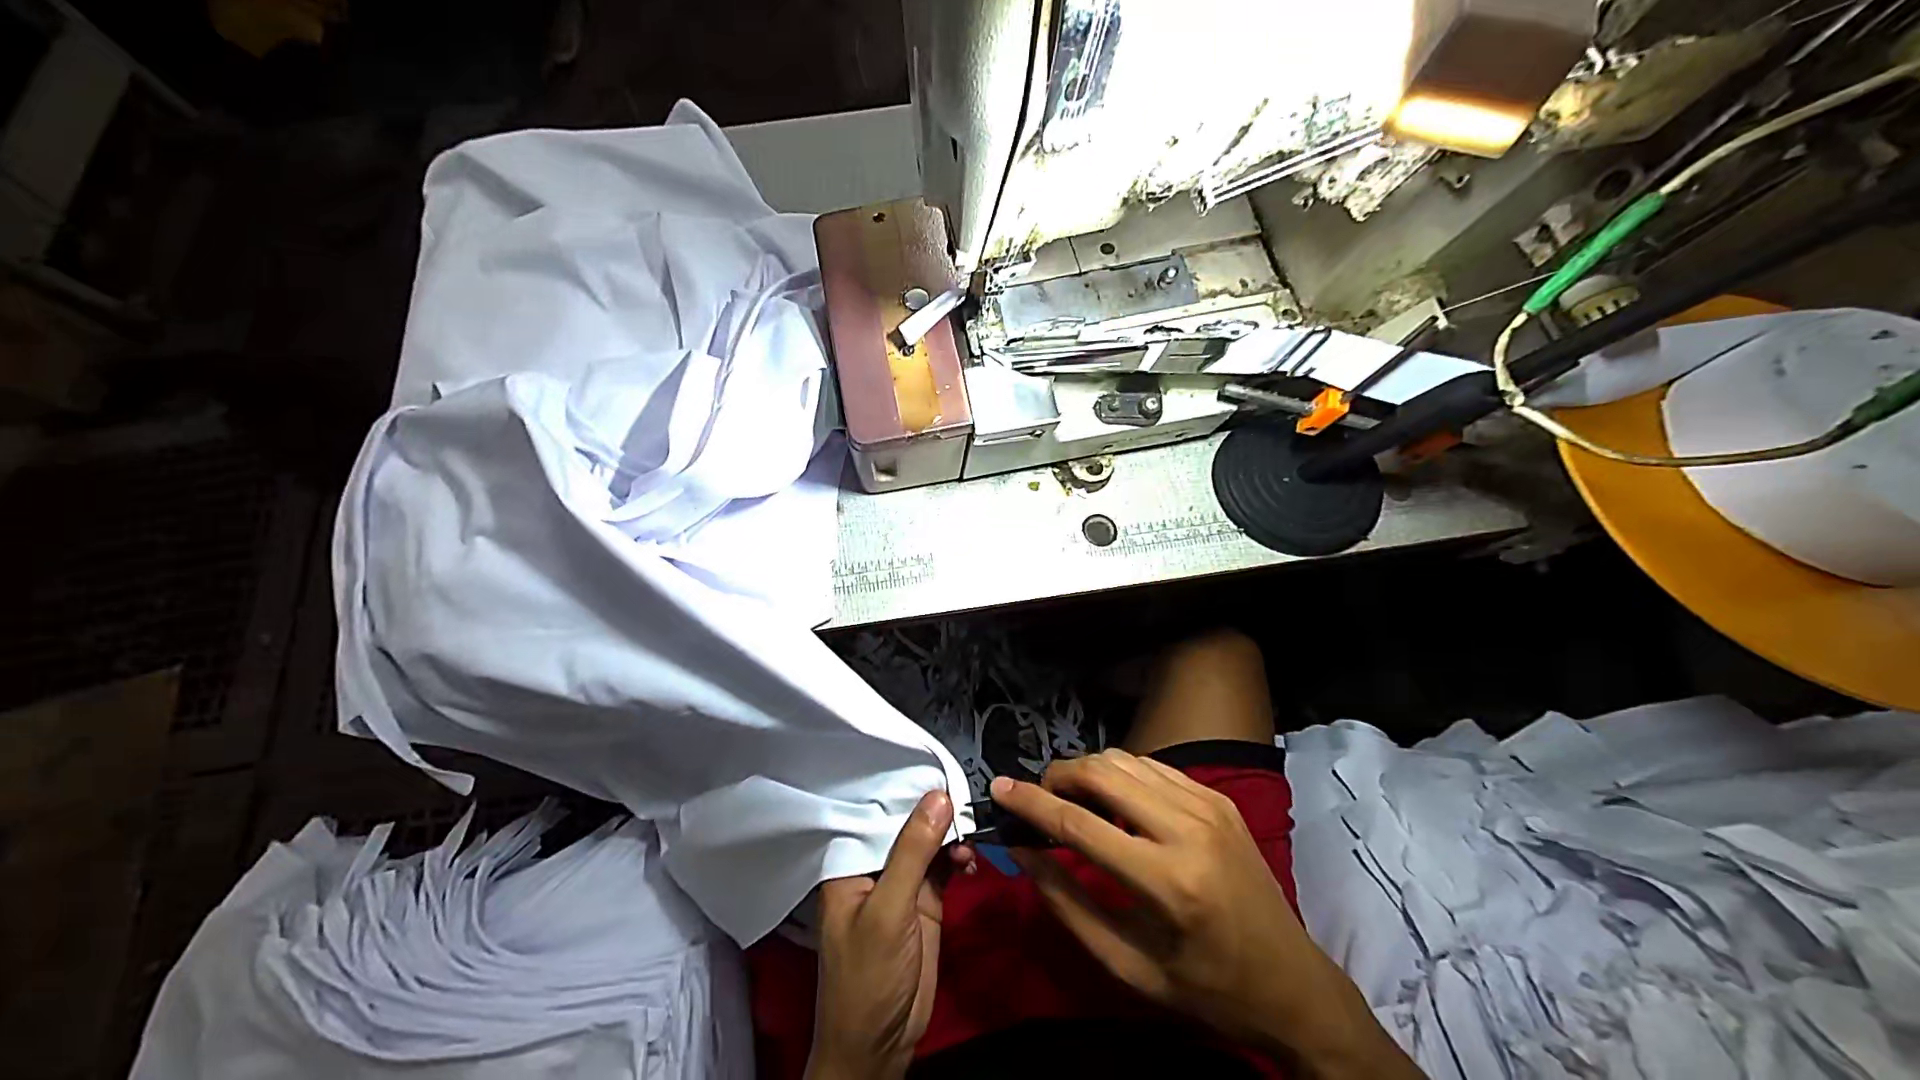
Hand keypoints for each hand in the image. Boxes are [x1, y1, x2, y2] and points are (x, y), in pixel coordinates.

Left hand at [806, 790, 958, 1079]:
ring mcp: (900, 885)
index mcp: (847, 864)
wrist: (880, 1045)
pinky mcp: (924, 902)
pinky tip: (969, 858)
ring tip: (969, 834)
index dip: (903, 790)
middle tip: (964, 795)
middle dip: (932, 810)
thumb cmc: (867, 978)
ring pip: (927, 843)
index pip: (874, 813)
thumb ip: (913, 853)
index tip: (935, 765)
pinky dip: (958, 858)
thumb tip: (938, 797)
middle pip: (904, 825)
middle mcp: (872, 868)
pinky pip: (943, 867)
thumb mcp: (888, 910)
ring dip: (949, 835)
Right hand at [991, 750, 1418, 1079]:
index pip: (1079, 823)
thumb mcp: (1127, 965)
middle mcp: (1188, 828)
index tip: (998, 788)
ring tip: (1069, 798)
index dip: (1031, 803)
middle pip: (1101, 773)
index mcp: (1166, 881)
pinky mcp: (1218, 798)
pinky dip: (1119, 773)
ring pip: (1125, 759)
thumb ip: (1068, 903)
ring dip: (1086, 770)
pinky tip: (1111, 800)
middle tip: (1037, 799)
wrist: (1293, 984)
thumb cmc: (1205, 988)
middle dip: (1057, 776)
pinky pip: (1152, 766)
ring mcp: (1208, 805)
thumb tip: (1022, 851)